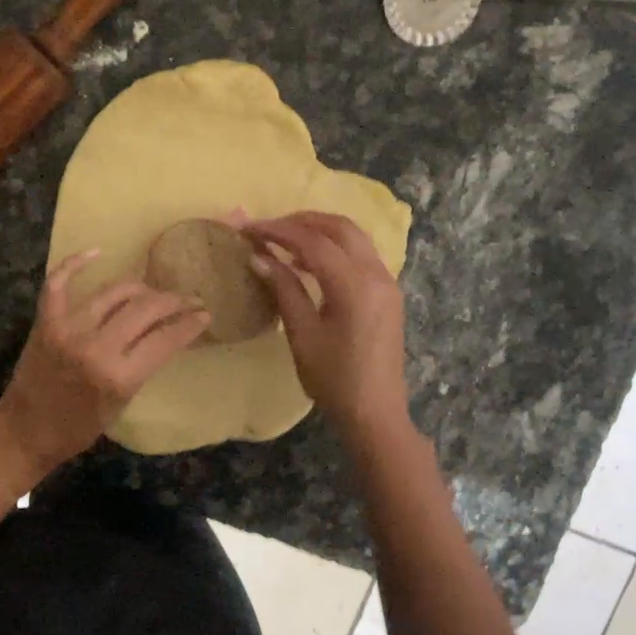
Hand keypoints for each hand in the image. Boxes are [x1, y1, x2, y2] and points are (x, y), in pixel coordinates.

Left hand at [0, 250, 210, 474]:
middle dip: (172, 301)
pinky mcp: (46, 321)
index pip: (165, 339)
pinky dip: (76, 263)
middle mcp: (96, 347)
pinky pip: (59, 283)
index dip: (189, 324)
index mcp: (119, 376)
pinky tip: (97, 252)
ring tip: (152, 290)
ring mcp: (68, 329)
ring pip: (113, 292)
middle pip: (144, 308)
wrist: (26, 430)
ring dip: (138, 287)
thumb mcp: (122, 404)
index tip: (204, 314)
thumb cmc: (79, 427)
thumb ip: (142, 366)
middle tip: (186, 299)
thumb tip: (166, 335)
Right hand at [243, 212, 408, 426]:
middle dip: (301, 221)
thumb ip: (283, 289)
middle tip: (267, 228)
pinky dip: (333, 246)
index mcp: (355, 285)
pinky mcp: (387, 292)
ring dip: (319, 230)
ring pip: (353, 236)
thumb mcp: (302, 334)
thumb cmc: (334, 379)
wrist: (375, 413)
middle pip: (339, 227)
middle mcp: (376, 274)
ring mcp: (386, 282)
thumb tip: (258, 256)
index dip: (278, 230)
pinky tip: (308, 260)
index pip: (313, 242)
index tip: (249, 229)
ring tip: (284, 239)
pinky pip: (360, 253)